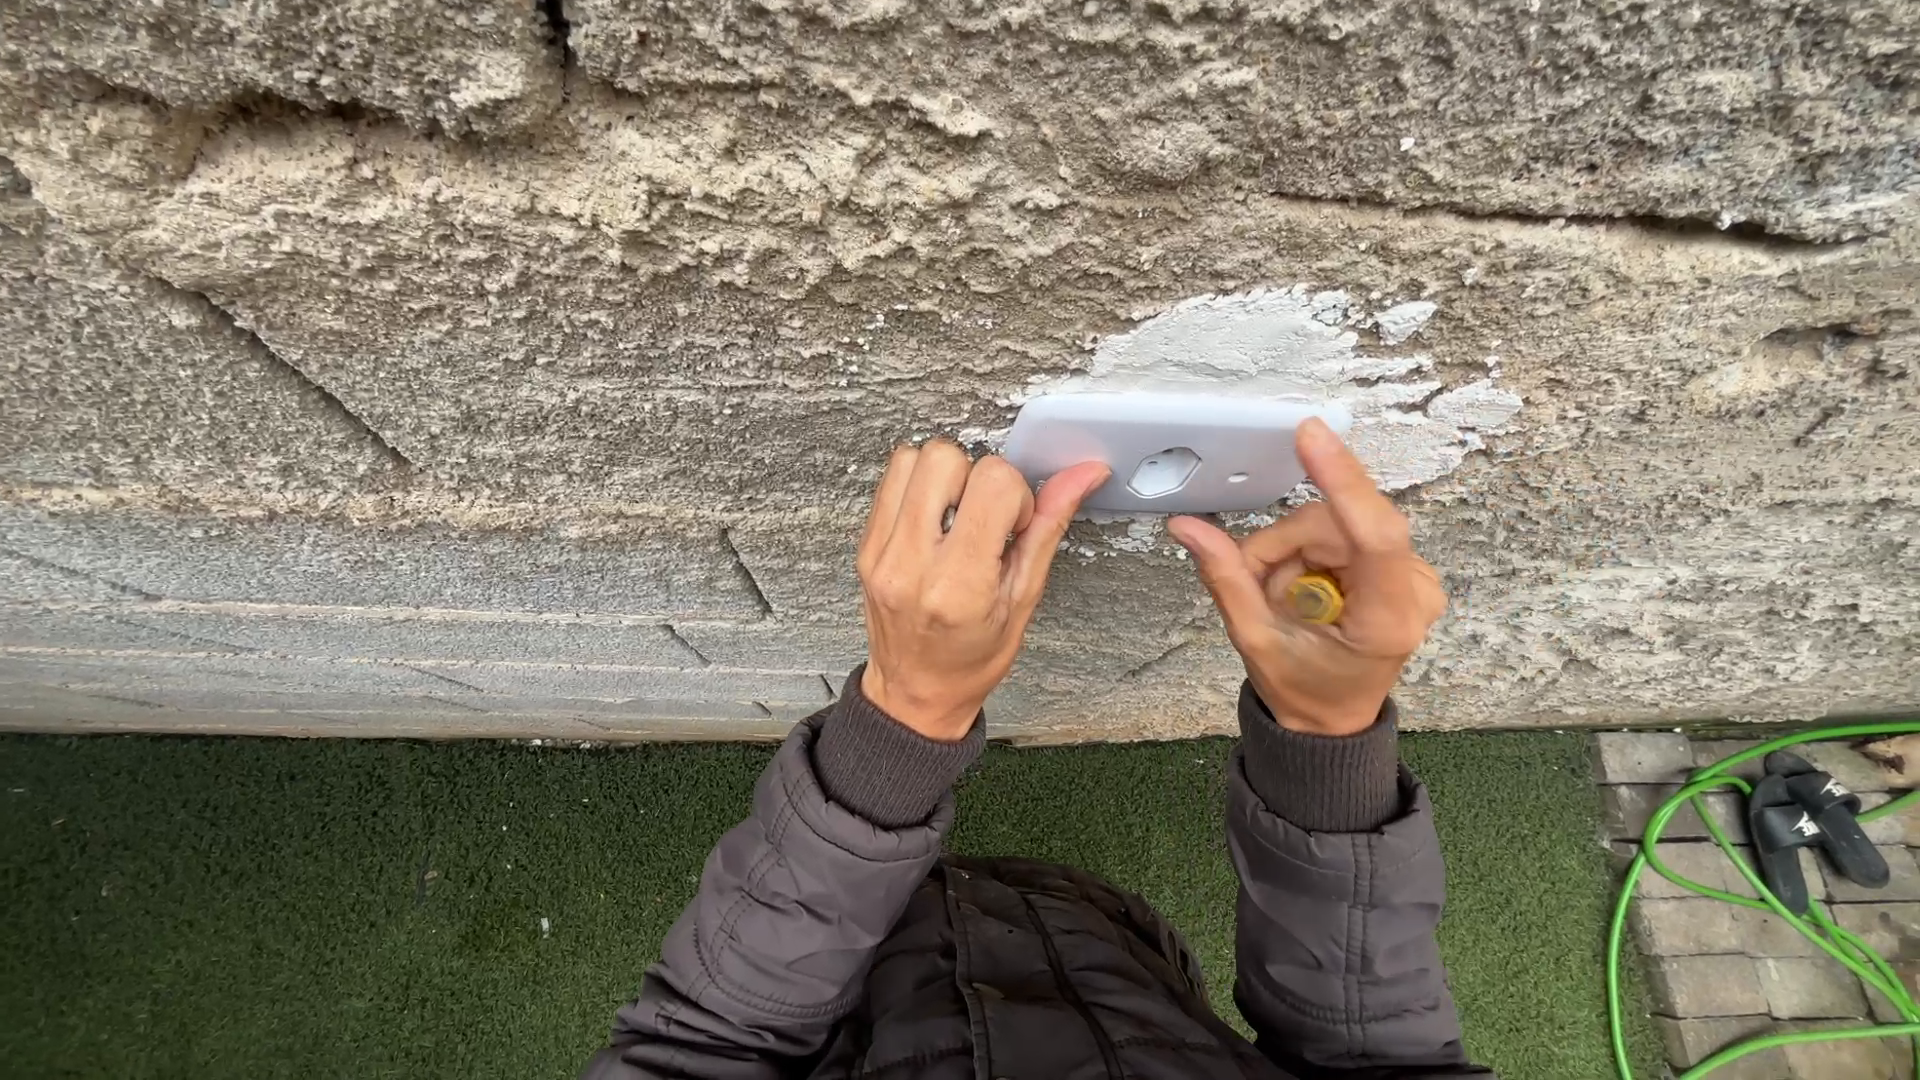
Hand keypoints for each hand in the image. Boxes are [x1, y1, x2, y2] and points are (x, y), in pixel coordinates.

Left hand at [857, 440, 1110, 740]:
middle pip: (945, 457)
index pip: (992, 483)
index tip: (1014, 524)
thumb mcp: (1023, 599)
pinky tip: (935, 519)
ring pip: (914, 457)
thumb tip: (1082, 474)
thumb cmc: (971, 659)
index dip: (1016, 493)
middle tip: (984, 517)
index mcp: (959, 585)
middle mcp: (911, 563)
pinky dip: (918, 486)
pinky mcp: (863, 544)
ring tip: (957, 516)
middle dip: (977, 476)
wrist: (914, 691)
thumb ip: (1048, 527)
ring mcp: (880, 552)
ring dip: (945, 476)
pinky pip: (890, 478)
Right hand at [1166, 418, 1445, 735]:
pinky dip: (1305, 552)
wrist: (1332, 717)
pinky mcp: (1400, 564)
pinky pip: (1338, 530)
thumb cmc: (1302, 688)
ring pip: (1330, 523)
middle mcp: (1414, 590)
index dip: (1341, 479)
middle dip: (1281, 549)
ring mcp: (1413, 574)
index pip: (1374, 534)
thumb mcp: (1253, 639)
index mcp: (1386, 620)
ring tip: (1283, 600)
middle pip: (1333, 525)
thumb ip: (1225, 577)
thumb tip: (1186, 526)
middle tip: (1261, 592)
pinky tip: (1303, 589)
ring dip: (1289, 553)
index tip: (1310, 436)